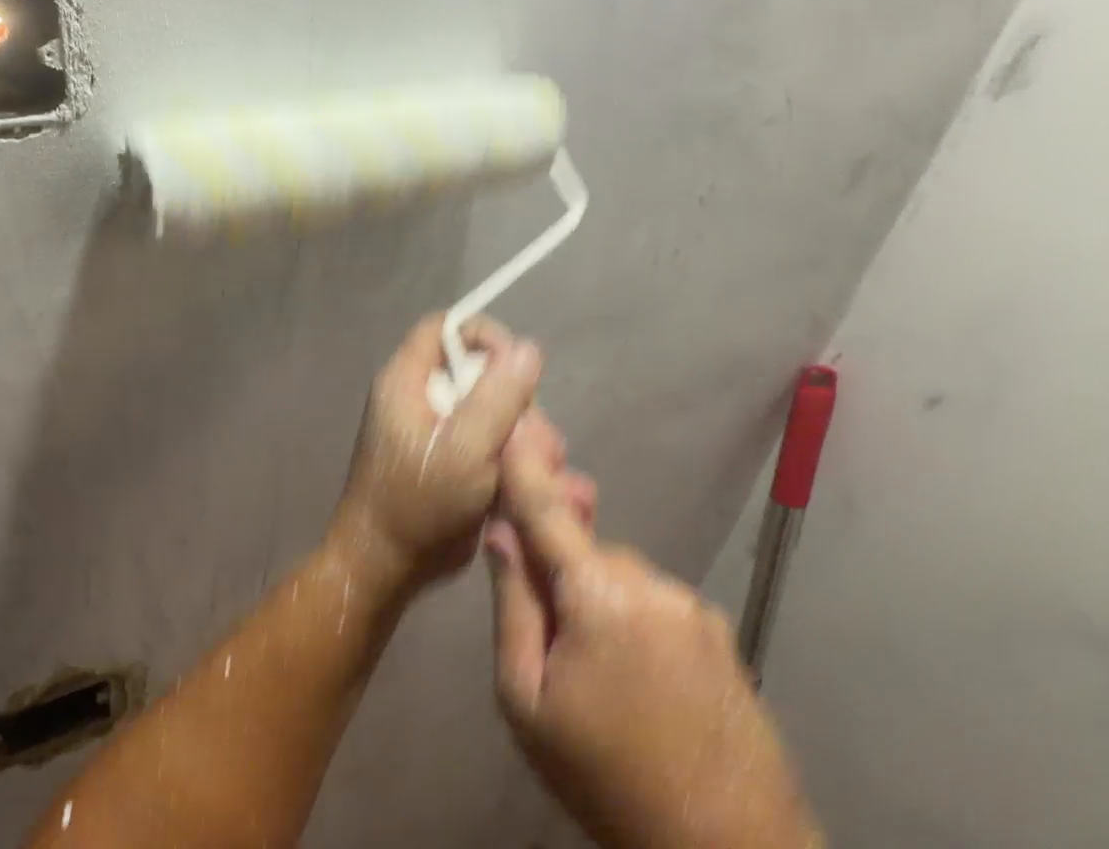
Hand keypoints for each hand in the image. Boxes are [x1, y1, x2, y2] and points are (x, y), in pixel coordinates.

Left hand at [328, 314, 541, 591]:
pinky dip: (512, 458)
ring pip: (493, 411)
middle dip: (515, 402)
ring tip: (536, 470)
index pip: (445, 328)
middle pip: (479, 372)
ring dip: (522, 436)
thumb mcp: (464, 448)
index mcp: (406, 382)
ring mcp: (435, 431)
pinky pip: (491, 442)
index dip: (485, 337)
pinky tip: (529, 484)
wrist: (389, 565)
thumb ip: (496, 397)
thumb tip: (528, 347)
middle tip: (532, 441)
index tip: (519, 371)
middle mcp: (418, 399)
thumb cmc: (418, 503)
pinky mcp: (451, 460)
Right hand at [487, 433, 822, 848]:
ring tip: (594, 676)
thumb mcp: (526, 699)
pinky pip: (654, 605)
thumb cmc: (602, 773)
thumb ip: (514, 608)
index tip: (515, 422)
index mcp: (599, 599)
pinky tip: (634, 682)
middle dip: (557, 571)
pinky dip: (629, 619)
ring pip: (619, 579)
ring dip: (595, 601)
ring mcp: (695, 611)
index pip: (548, 514)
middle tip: (544, 637)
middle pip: (584, 550)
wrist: (726, 846)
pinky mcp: (721, 637)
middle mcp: (654, 587)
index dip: (525, 468)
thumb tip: (502, 536)